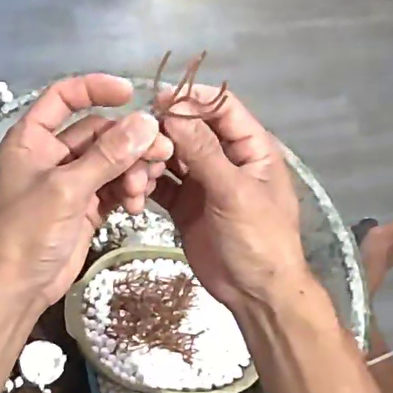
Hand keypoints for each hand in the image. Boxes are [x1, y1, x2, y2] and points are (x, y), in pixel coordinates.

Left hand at [0, 74, 169, 308]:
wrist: (20, 286)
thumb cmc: (29, 231)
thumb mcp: (67, 188)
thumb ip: (108, 155)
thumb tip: (146, 122)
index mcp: (32, 139)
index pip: (64, 97)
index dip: (95, 88)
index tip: (130, 93)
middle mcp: (51, 154)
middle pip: (98, 132)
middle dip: (128, 143)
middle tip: (160, 153)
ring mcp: (70, 182)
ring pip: (111, 161)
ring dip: (132, 169)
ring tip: (141, 188)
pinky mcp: (86, 206)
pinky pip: (114, 187)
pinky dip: (128, 191)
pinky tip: (137, 204)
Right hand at [153, 87, 310, 308]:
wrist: (255, 293)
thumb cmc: (259, 239)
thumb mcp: (234, 192)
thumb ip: (204, 152)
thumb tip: (173, 113)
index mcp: (250, 148)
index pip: (221, 108)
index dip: (191, 100)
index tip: (157, 101)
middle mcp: (225, 160)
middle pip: (189, 131)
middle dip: (163, 136)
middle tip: (136, 145)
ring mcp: (203, 184)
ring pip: (171, 159)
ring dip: (150, 164)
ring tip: (135, 179)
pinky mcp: (184, 207)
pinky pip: (162, 187)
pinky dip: (146, 187)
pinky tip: (133, 194)